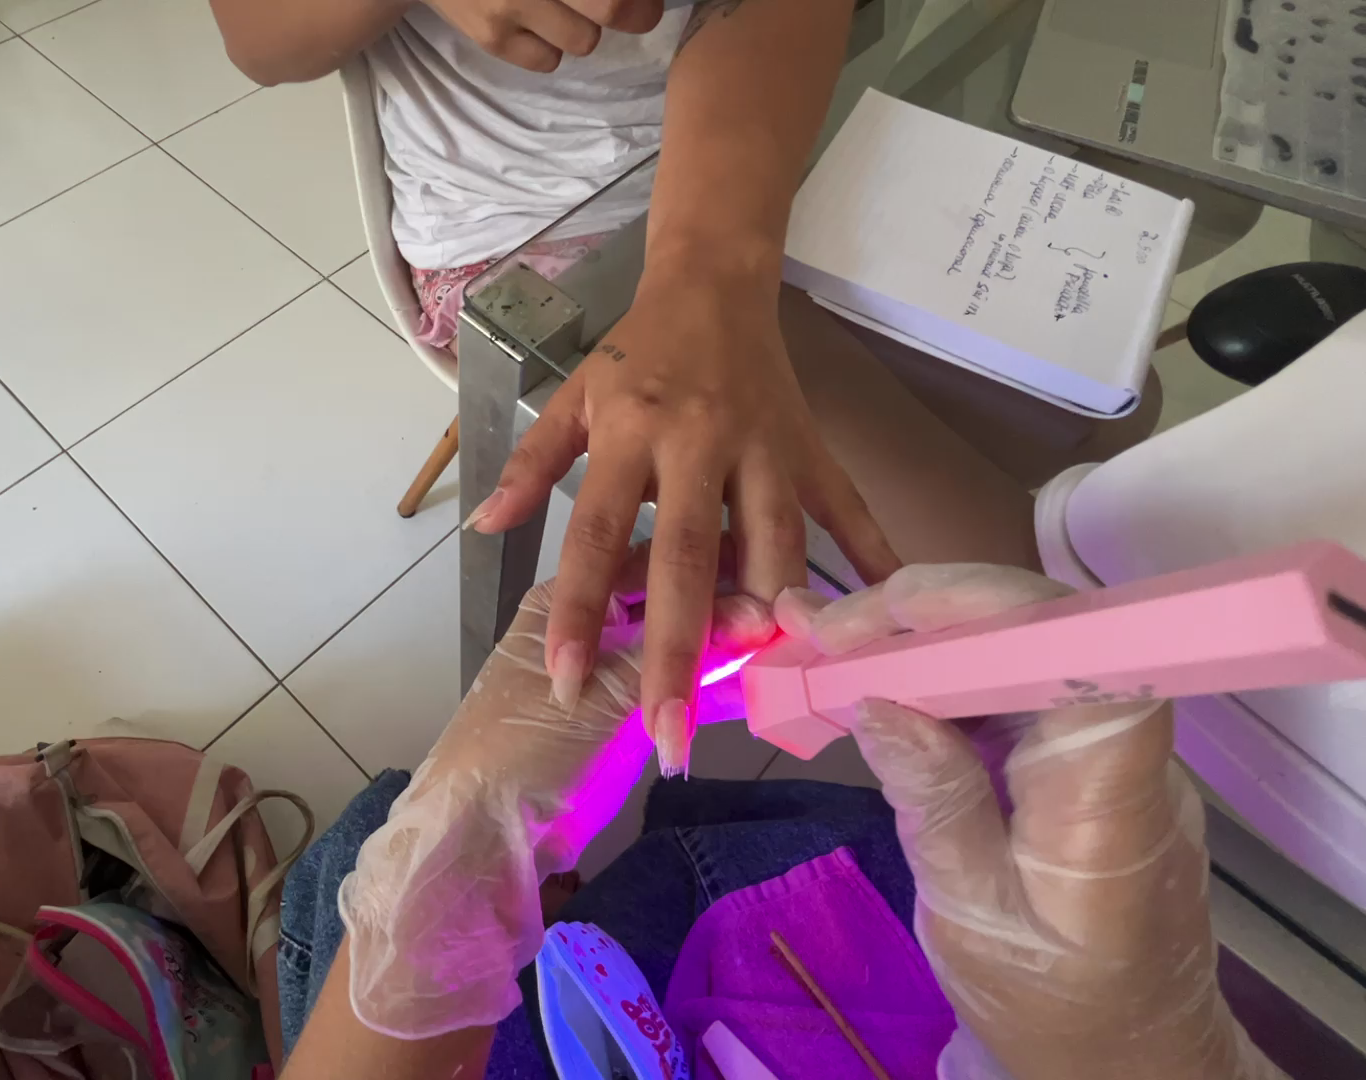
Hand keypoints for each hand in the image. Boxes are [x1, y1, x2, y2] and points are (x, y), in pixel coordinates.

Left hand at [338, 576, 772, 1038]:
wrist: (488, 834)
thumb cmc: (527, 746)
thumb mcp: (603, 694)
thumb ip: (677, 654)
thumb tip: (757, 614)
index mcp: (567, 600)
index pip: (646, 567)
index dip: (706, 574)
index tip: (767, 586)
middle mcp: (589, 626)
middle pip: (669, 608)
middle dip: (724, 616)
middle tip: (781, 626)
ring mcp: (609, 674)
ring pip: (679, 652)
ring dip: (724, 656)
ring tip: (782, 657)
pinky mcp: (626, 719)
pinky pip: (678, 694)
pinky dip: (712, 695)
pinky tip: (757, 692)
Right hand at [424, 0, 662, 71]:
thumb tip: (625, 3)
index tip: (649, 1)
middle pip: (609, 7)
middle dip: (636, 12)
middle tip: (642, 13)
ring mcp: (510, 9)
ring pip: (583, 42)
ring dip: (585, 30)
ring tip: (568, 11)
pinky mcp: (494, 40)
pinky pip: (548, 61)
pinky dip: (553, 48)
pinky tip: (539, 25)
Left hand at [468, 277, 898, 775]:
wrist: (713, 287)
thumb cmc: (634, 353)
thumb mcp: (570, 399)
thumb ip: (530, 465)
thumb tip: (486, 526)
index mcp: (629, 435)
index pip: (593, 535)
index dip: (576, 610)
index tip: (563, 680)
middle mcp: (699, 446)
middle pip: (687, 559)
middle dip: (676, 651)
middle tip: (669, 733)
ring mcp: (766, 449)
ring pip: (775, 542)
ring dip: (768, 616)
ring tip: (758, 688)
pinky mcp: (812, 449)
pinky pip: (845, 509)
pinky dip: (868, 561)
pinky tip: (879, 620)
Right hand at [782, 565, 1282, 1079]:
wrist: (1125, 1053)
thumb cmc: (1052, 1004)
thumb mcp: (972, 916)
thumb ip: (934, 804)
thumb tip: (876, 701)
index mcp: (1111, 801)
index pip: (1081, 658)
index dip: (986, 607)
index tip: (877, 616)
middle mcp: (1115, 750)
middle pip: (1033, 629)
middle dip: (916, 613)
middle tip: (816, 633)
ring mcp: (1086, 743)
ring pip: (1002, 644)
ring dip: (904, 632)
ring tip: (816, 642)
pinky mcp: (1053, 748)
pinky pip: (984, 679)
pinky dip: (912, 663)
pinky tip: (853, 669)